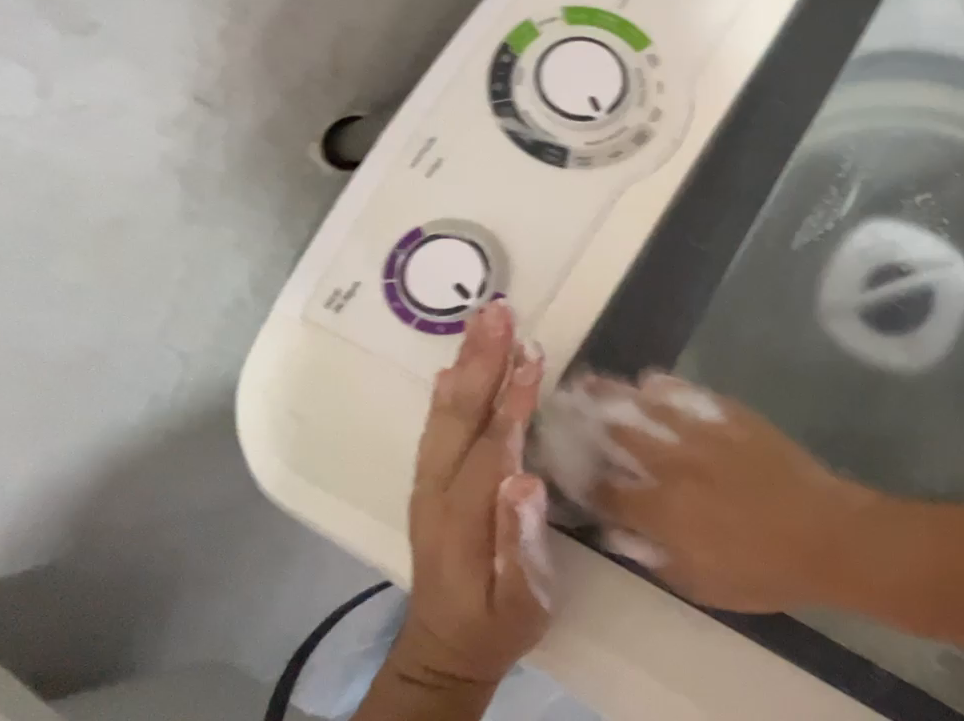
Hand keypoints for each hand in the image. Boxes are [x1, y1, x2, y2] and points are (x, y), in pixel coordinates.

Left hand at [373, 300, 552, 705]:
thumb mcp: (523, 599)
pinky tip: (454, 368)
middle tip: (498, 312)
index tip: (534, 354)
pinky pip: (437, 429)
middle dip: (482, 361)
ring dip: (465, 365)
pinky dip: (447, 392)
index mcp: (466, 518)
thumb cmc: (499, 623)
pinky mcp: (429, 486)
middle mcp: (437, 493)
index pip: (492, 446)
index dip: (514, 400)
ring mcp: (428, 488)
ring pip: (445, 416)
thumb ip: (522, 541)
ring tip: (484, 322)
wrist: (444, 651)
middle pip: (459, 417)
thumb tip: (525, 478)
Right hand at [587, 373, 878, 612]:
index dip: (579, 476)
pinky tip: (651, 380)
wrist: (822, 532)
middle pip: (619, 436)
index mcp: (660, 511)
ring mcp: (705, 436)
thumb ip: (653, 554)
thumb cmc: (762, 571)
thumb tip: (618, 531)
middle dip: (586, 421)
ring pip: (651, 409)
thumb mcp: (699, 582)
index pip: (606, 489)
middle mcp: (674, 466)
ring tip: (591, 382)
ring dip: (616, 395)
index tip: (559, 461)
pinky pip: (693, 398)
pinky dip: (668, 387)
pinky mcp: (734, 418)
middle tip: (561, 403)